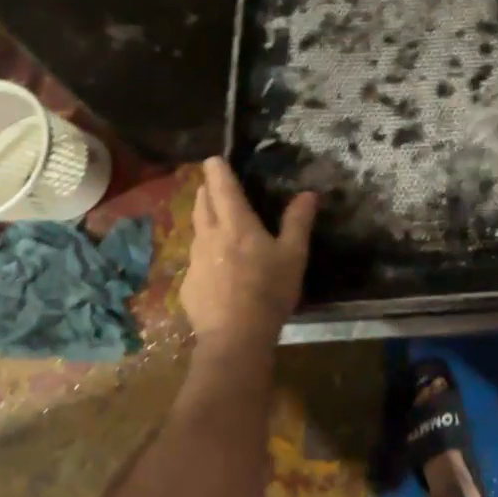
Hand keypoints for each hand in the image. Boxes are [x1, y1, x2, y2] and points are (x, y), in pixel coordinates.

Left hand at [181, 157, 315, 346]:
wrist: (235, 337)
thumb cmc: (269, 290)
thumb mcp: (293, 255)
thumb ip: (298, 221)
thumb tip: (309, 193)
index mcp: (236, 225)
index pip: (222, 188)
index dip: (217, 170)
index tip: (212, 158)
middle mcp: (209, 237)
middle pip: (202, 205)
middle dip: (206, 191)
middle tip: (214, 185)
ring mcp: (194, 262)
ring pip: (197, 231)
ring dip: (204, 220)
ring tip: (215, 222)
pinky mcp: (188, 285)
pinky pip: (196, 260)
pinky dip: (205, 253)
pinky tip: (218, 268)